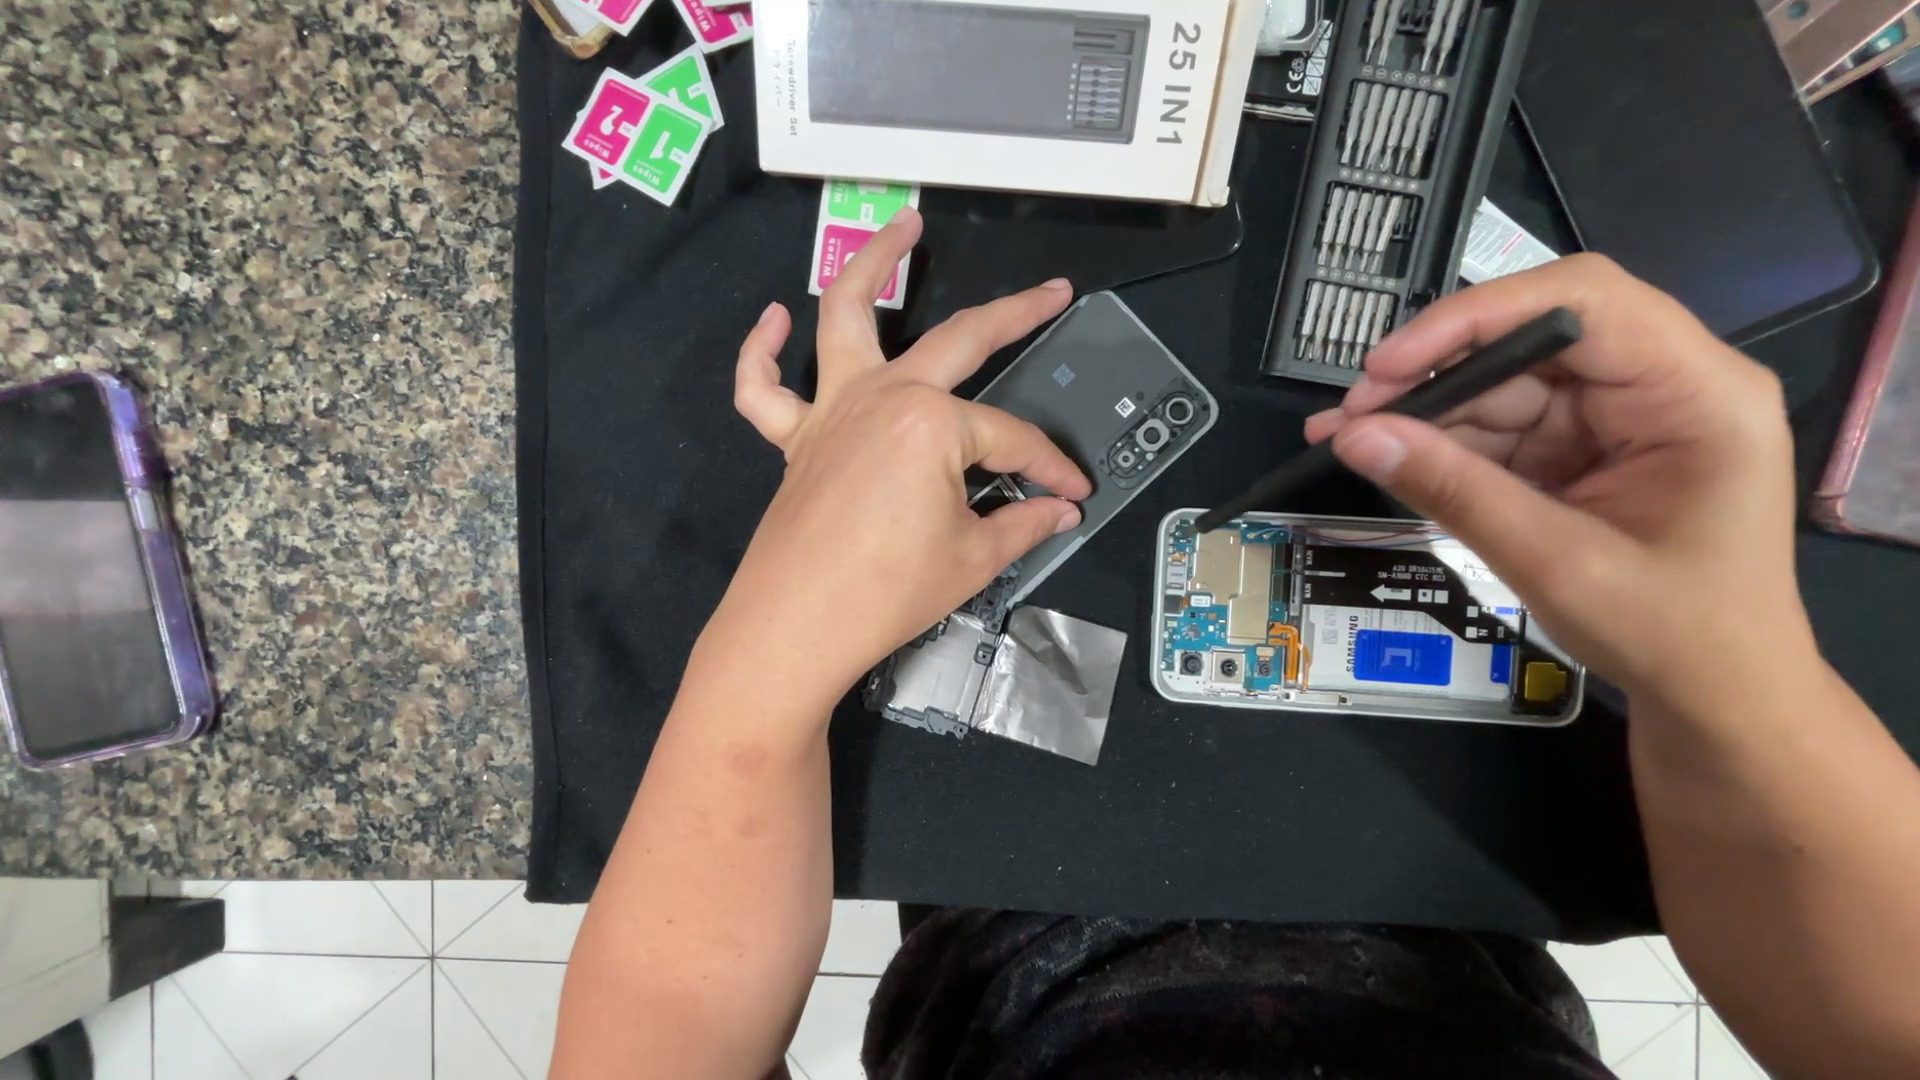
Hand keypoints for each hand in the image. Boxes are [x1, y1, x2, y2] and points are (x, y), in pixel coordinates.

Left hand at [710, 209, 1089, 706]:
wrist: (796, 628)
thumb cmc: (886, 594)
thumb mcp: (972, 560)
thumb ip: (1023, 524)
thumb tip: (1060, 510)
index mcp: (933, 425)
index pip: (1011, 439)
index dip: (1050, 467)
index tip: (1072, 492)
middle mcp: (883, 396)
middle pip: (958, 340)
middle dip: (1015, 314)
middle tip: (1051, 292)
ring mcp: (832, 409)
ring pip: (847, 314)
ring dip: (874, 261)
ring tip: (903, 224)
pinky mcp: (795, 437)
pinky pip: (764, 385)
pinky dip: (763, 349)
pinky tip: (777, 317)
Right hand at [1303, 255, 1812, 710]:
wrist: (1712, 689)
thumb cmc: (1668, 631)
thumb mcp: (1553, 560)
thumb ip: (1454, 490)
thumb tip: (1354, 437)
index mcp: (1693, 393)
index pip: (1581, 303)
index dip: (1473, 318)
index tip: (1386, 365)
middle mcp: (1654, 385)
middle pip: (1528, 337)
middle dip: (1433, 369)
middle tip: (1352, 411)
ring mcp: (1610, 416)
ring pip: (1498, 381)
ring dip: (1419, 408)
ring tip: (1342, 435)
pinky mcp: (1574, 446)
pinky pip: (1492, 424)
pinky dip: (1433, 440)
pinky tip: (1379, 452)